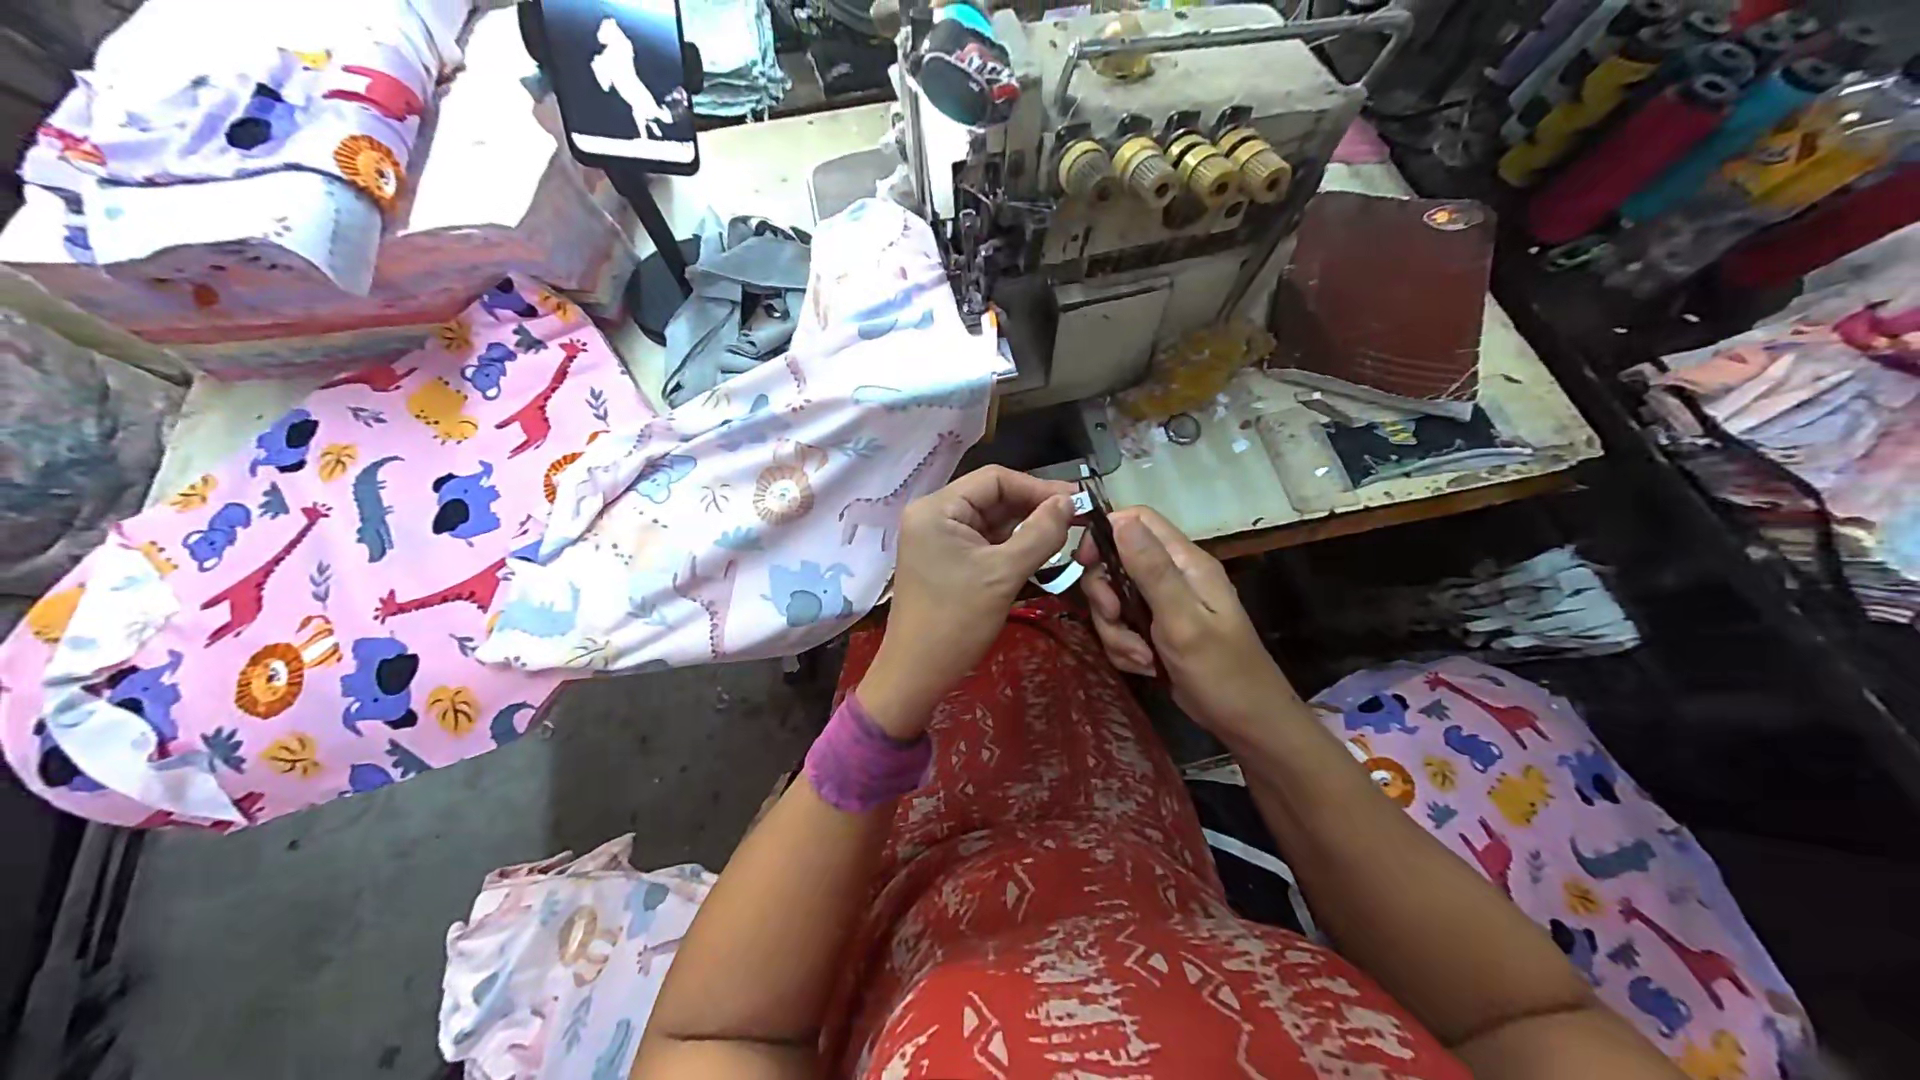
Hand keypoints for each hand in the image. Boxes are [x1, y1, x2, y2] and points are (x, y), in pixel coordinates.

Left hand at [860, 467, 1076, 737]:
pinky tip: (1042, 551)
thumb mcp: (1003, 574)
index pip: (994, 479)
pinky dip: (1014, 545)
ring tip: (1067, 535)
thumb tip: (1071, 502)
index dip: (1038, 487)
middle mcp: (934, 515)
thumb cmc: (956, 620)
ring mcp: (940, 538)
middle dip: (1035, 507)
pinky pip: (987, 542)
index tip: (1076, 502)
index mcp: (937, 508)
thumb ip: (1040, 533)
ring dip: (1027, 527)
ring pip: (993, 520)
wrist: (918, 673)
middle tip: (1078, 520)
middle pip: (994, 497)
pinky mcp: (948, 560)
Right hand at [1078, 507, 1301, 734]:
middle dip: (1106, 597)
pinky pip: (1122, 628)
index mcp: (1186, 562)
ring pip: (1114, 601)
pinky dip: (1125, 648)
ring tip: (1140, 657)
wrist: (1246, 722)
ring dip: (1116, 631)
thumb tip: (1121, 520)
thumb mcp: (1183, 619)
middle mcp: (1173, 576)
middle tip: (1115, 619)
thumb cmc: (1221, 670)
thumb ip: (1152, 570)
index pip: (1136, 520)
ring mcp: (1163, 604)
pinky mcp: (1156, 630)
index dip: (1104, 534)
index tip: (1084, 563)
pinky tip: (1145, 667)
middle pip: (1116, 564)